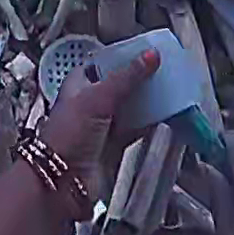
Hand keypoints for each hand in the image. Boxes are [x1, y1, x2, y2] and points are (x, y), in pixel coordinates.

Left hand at [39, 49, 159, 196]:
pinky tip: (165, 115)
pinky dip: (149, 122)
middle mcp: (90, 101)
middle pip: (119, 84)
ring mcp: (102, 124)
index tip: (146, 51)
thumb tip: (150, 55)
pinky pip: (135, 128)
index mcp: (79, 83)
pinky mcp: (113, 145)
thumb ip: (126, 77)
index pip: (104, 62)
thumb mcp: (98, 98)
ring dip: (147, 100)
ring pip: (129, 106)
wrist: (63, 183)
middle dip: (139, 78)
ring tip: (170, 88)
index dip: (123, 56)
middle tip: (163, 69)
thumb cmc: (70, 133)